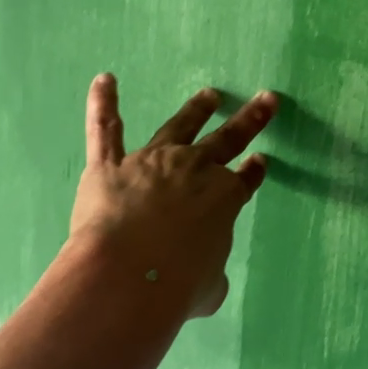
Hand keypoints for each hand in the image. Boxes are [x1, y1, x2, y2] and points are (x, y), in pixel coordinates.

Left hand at [65, 75, 278, 318]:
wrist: (129, 274)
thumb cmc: (177, 285)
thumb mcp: (209, 288)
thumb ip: (208, 274)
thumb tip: (203, 277)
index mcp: (224, 198)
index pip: (245, 180)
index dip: (255, 171)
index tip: (261, 161)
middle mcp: (194, 170)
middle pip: (227, 140)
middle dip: (248, 120)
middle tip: (265, 101)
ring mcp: (152, 162)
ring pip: (178, 127)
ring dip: (196, 110)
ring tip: (209, 96)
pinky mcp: (110, 165)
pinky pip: (105, 129)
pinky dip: (102, 104)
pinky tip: (104, 80)